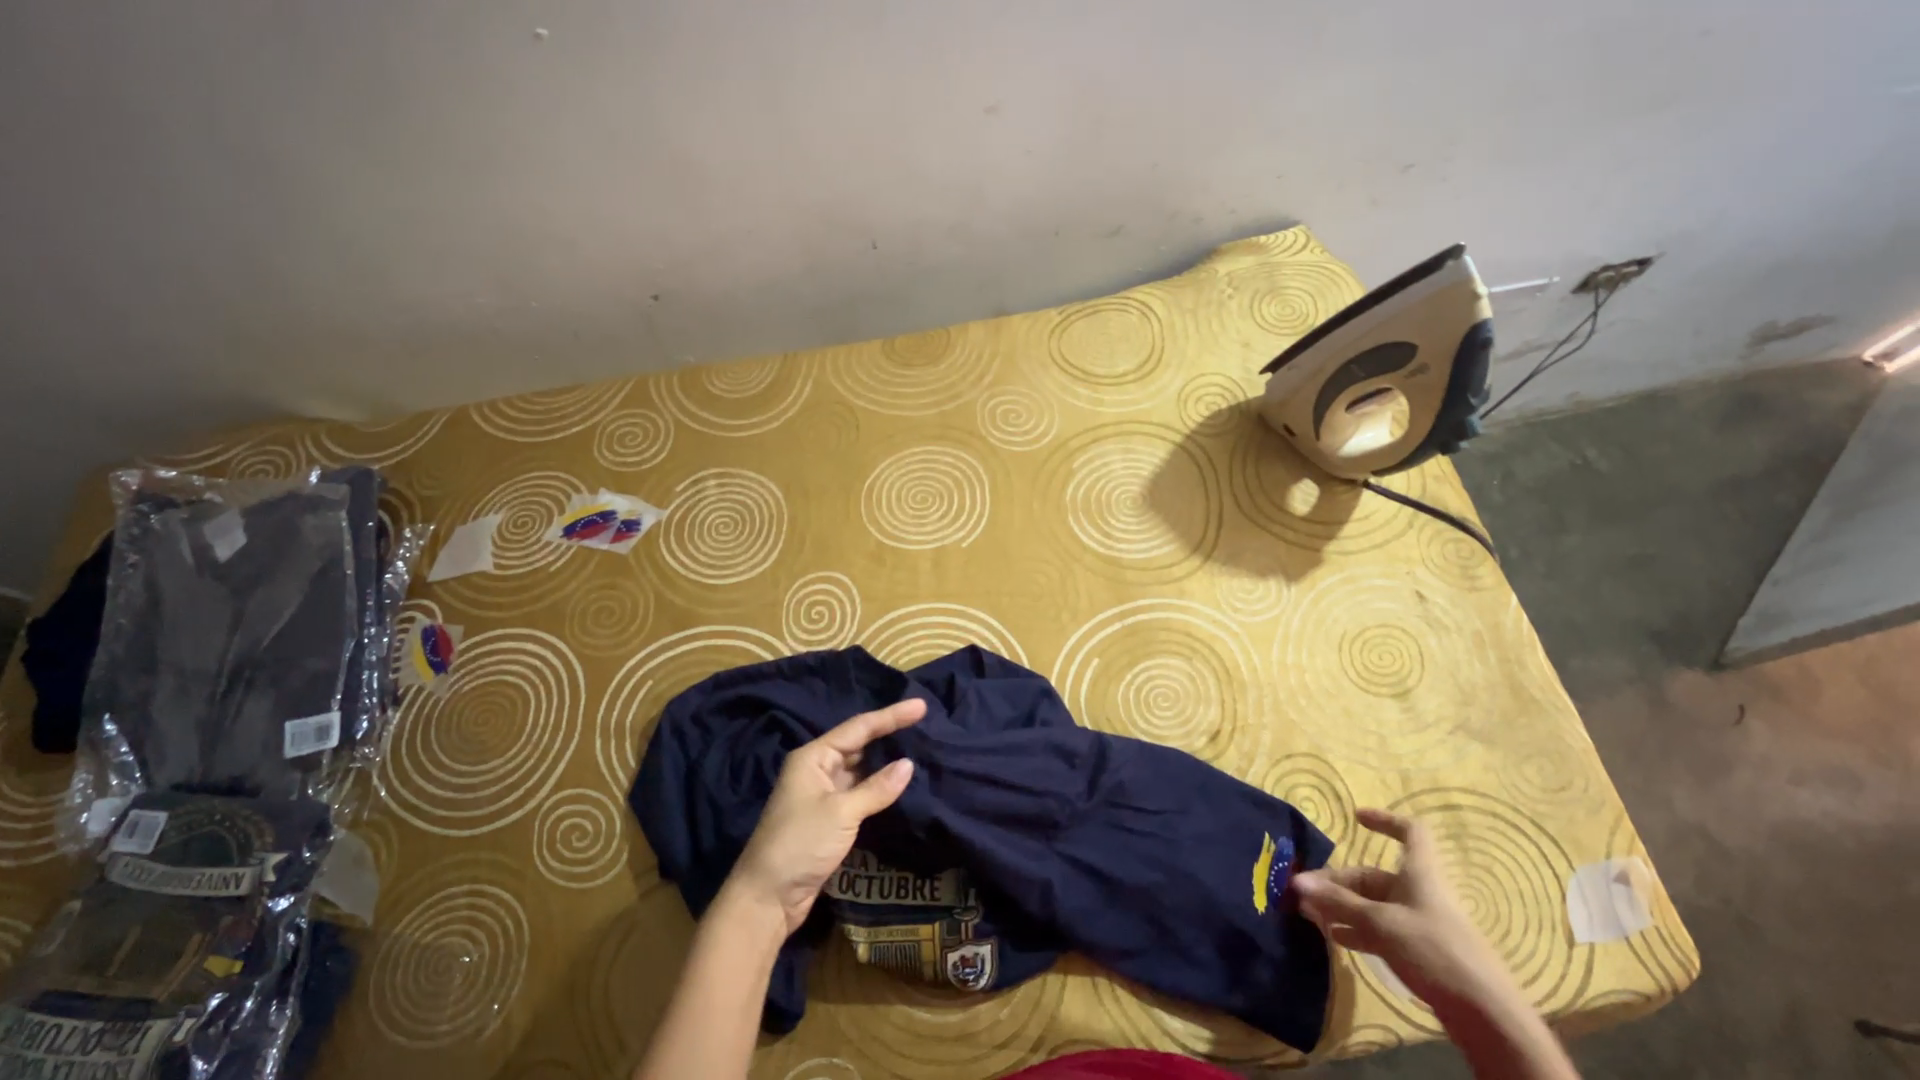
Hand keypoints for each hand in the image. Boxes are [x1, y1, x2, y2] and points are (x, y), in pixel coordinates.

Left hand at [725, 699, 926, 934]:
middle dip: (889, 736)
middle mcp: (817, 770)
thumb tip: (909, 764)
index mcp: (813, 757)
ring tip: (921, 750)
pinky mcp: (829, 819)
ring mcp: (823, 795)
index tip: (921, 706)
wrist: (768, 897)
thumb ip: (876, 788)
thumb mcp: (841, 813)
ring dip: (887, 763)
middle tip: (925, 725)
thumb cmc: (799, 844)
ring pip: (861, 771)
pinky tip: (901, 785)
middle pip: (859, 745)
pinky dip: (880, 789)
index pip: (858, 728)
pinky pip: (860, 794)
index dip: (891, 716)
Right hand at [1292, 808, 1516, 1011]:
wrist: (1482, 1011)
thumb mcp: (1380, 922)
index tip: (1356, 818)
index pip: (1409, 831)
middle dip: (1338, 882)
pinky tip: (1336, 939)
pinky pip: (1381, 930)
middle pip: (1375, 876)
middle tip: (1304, 894)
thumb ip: (1338, 902)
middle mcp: (1419, 892)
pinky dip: (1357, 930)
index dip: (1385, 821)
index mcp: (1419, 873)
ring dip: (1342, 908)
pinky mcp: (1418, 950)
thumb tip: (1297, 881)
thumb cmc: (1433, 950)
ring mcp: (1419, 922)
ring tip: (1311, 917)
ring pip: (1373, 905)